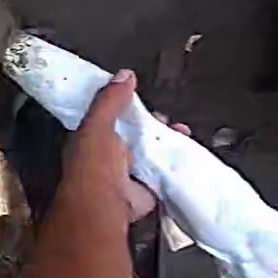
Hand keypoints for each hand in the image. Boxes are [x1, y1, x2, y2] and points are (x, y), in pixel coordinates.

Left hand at [63, 69, 187, 222]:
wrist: (106, 202)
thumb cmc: (94, 164)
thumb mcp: (98, 124)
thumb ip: (109, 100)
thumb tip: (124, 74)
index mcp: (89, 137)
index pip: (108, 117)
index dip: (123, 107)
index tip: (139, 97)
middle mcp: (105, 153)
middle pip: (132, 134)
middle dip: (151, 124)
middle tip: (167, 118)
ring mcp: (126, 171)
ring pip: (150, 151)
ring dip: (167, 141)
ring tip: (181, 131)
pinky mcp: (146, 187)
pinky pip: (163, 171)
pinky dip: (176, 162)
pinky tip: (188, 153)